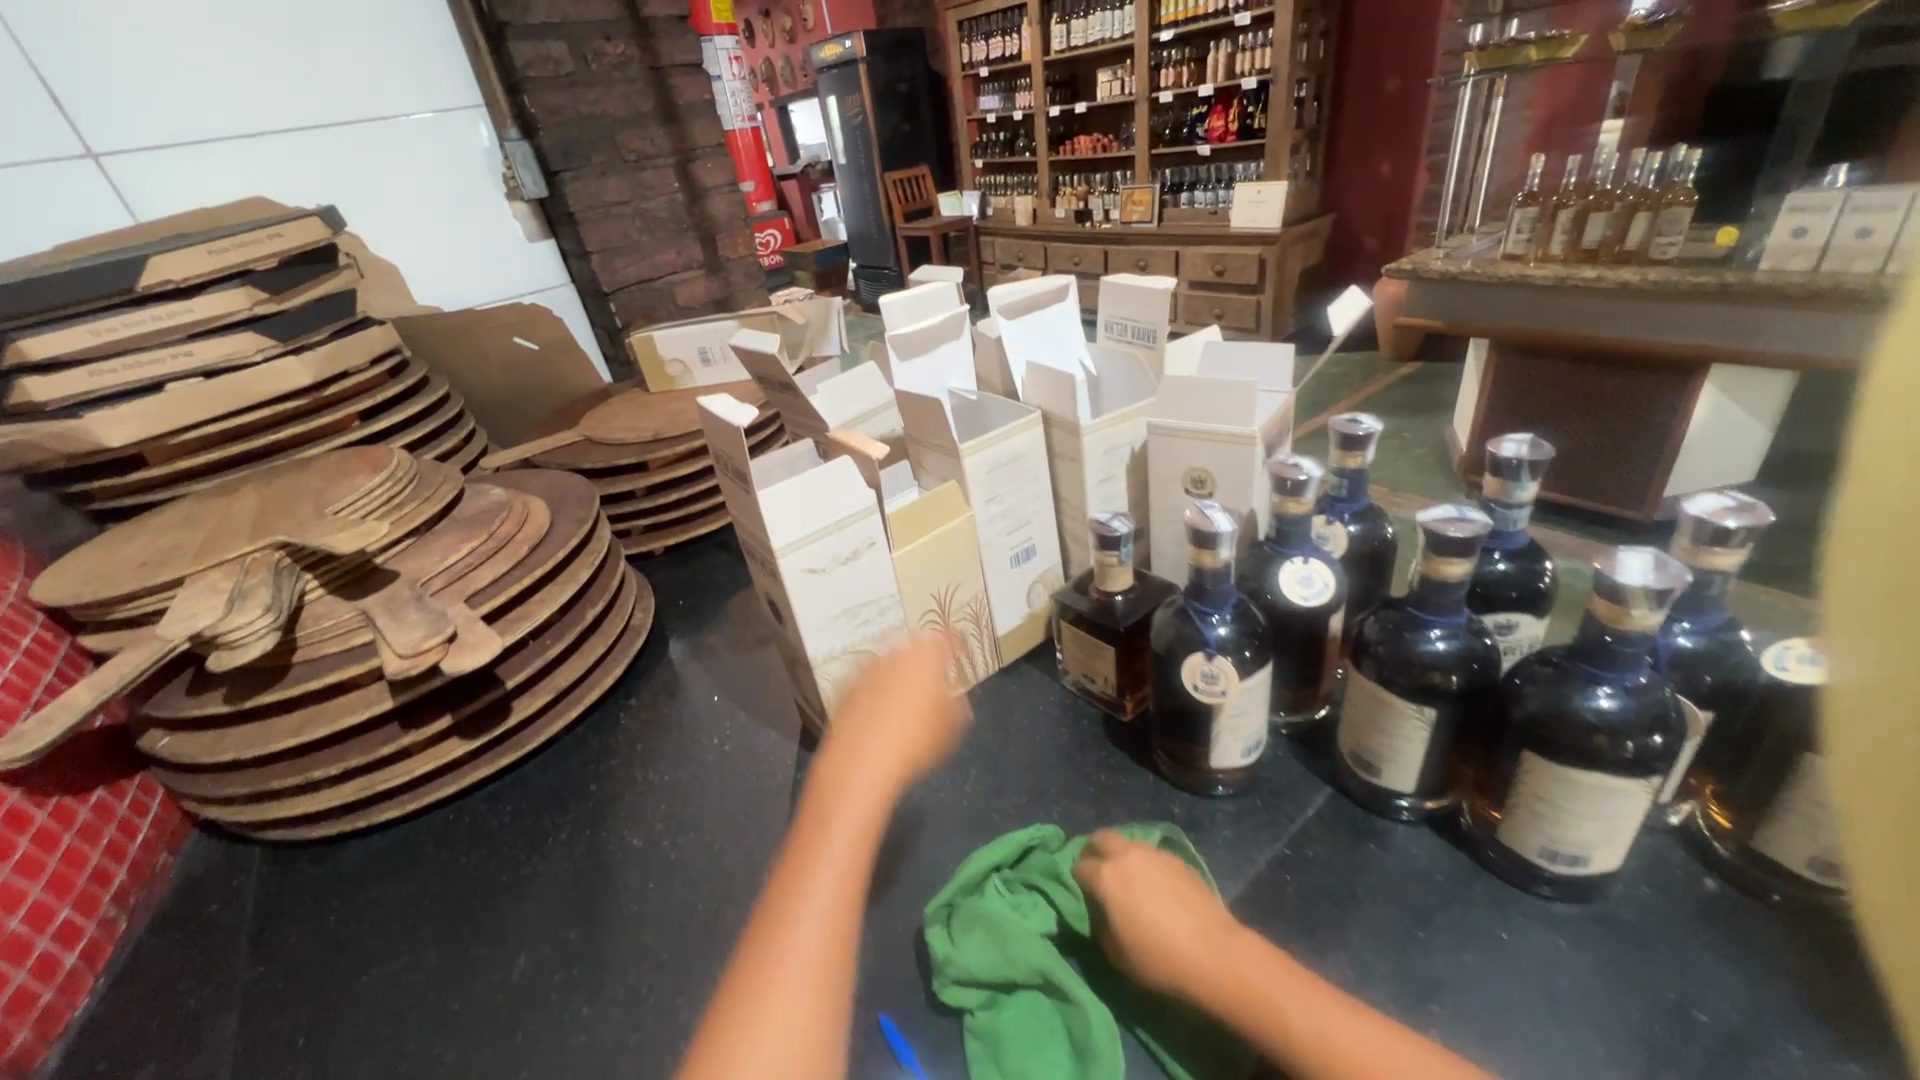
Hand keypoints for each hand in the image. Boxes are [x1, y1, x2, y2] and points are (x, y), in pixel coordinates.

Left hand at [818, 632, 972, 795]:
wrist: (860, 761)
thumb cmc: (915, 741)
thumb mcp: (952, 728)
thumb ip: (959, 706)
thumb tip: (957, 701)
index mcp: (927, 655)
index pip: (946, 638)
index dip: (955, 645)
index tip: (959, 654)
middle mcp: (896, 653)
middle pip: (915, 647)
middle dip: (925, 659)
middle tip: (933, 679)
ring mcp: (868, 668)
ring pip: (890, 664)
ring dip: (900, 675)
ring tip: (908, 700)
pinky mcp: (848, 687)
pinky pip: (870, 682)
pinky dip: (878, 691)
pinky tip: (882, 715)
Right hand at [1073, 830, 1247, 999]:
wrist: (1214, 954)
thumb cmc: (1158, 959)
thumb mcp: (1114, 951)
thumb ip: (1099, 923)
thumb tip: (1099, 911)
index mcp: (1105, 876)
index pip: (1078, 866)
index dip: (1077, 880)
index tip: (1082, 895)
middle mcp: (1127, 855)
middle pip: (1100, 838)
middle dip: (1094, 852)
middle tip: (1099, 875)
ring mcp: (1155, 853)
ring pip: (1128, 843)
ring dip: (1122, 856)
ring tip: (1130, 880)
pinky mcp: (1178, 859)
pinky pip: (1152, 854)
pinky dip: (1146, 864)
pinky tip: (1156, 886)